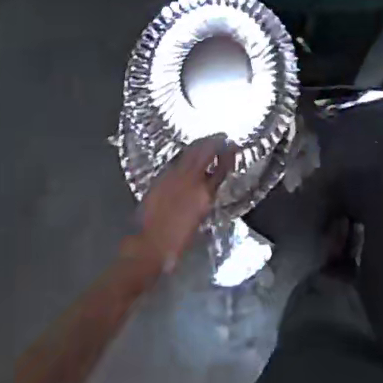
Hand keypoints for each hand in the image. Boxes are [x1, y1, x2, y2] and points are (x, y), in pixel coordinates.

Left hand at [127, 134, 230, 274]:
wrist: (149, 245)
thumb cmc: (177, 241)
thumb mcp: (199, 218)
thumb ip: (204, 198)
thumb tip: (207, 183)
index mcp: (205, 194)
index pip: (221, 168)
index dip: (229, 155)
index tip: (233, 146)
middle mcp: (191, 180)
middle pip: (206, 152)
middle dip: (215, 142)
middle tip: (222, 137)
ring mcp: (175, 175)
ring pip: (191, 151)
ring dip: (201, 144)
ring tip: (208, 141)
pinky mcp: (161, 176)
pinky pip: (178, 159)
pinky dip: (187, 153)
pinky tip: (188, 154)